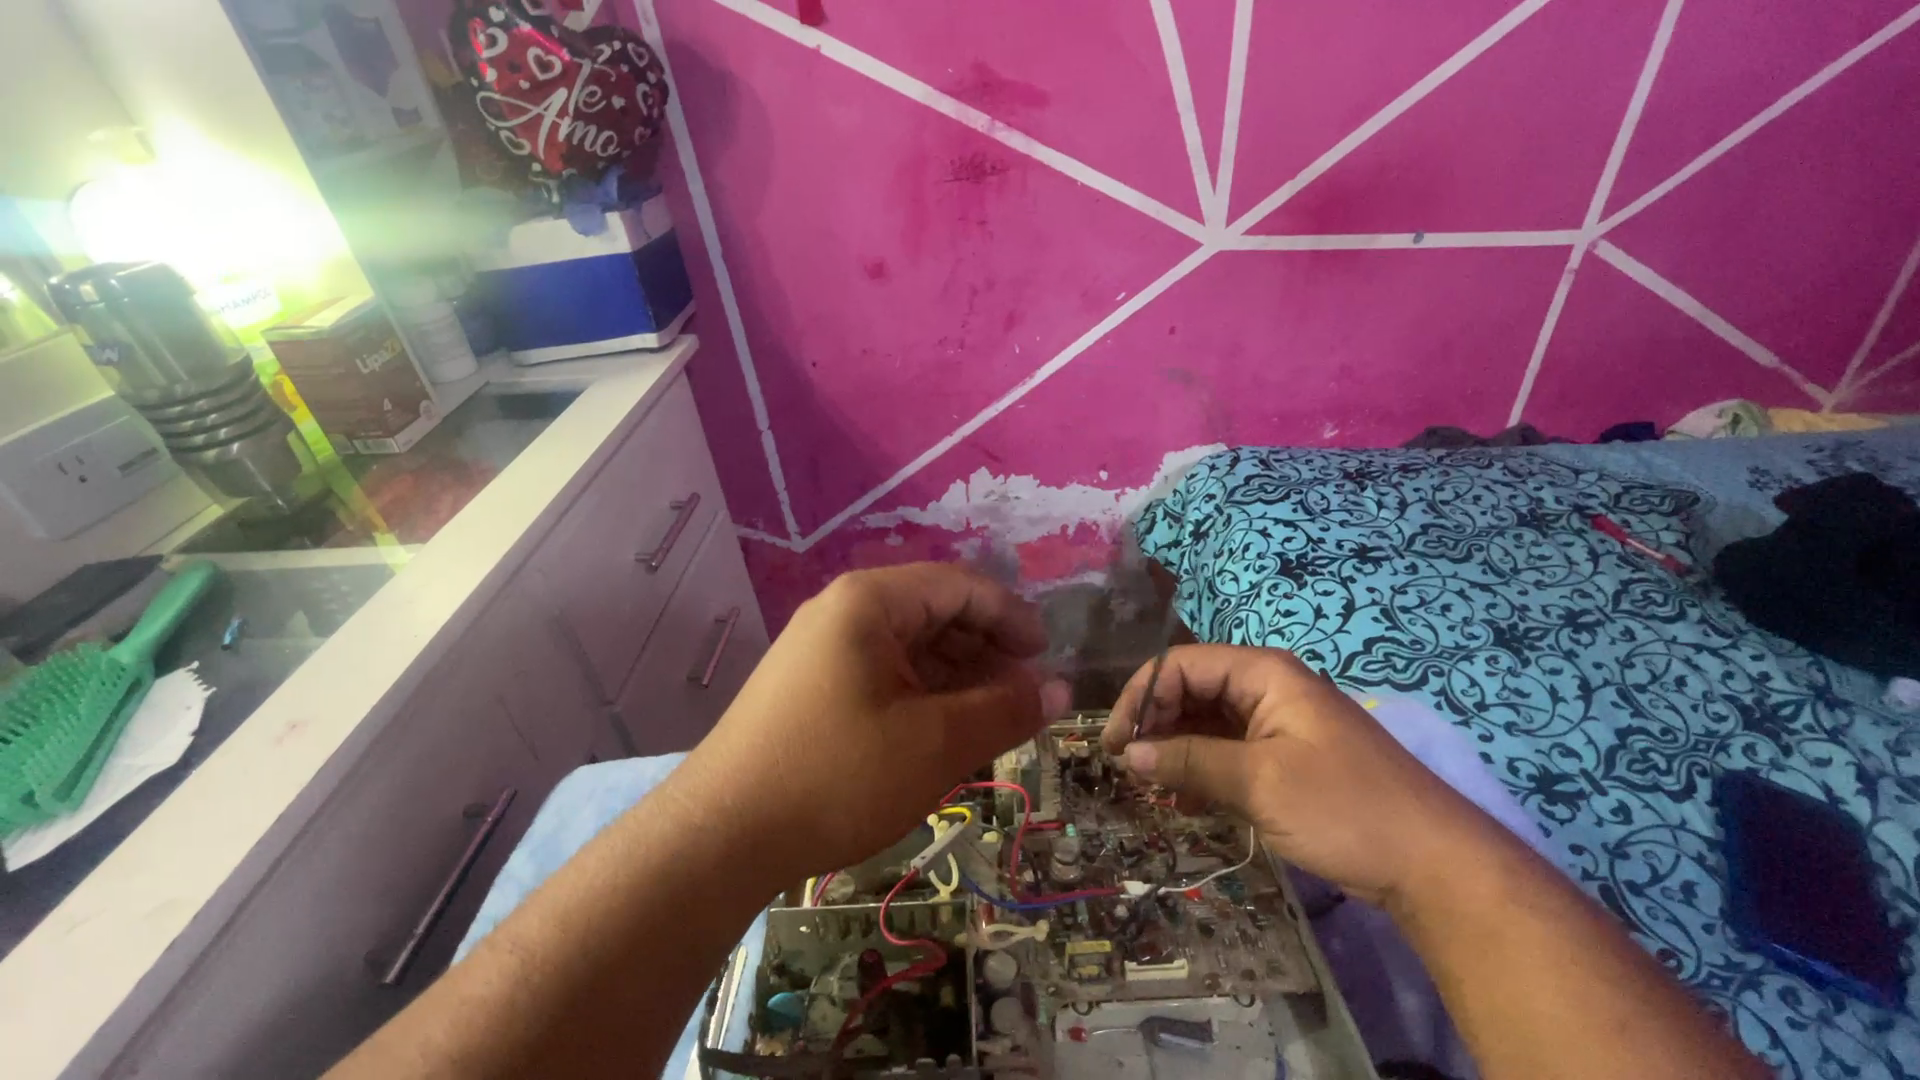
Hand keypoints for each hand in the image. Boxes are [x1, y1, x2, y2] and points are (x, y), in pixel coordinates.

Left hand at [686, 563, 1070, 880]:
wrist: (720, 837)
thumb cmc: (839, 775)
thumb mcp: (937, 743)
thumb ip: (1006, 709)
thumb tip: (1064, 689)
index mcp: (869, 602)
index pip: (960, 586)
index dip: (1012, 617)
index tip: (1048, 658)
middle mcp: (840, 613)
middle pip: (933, 614)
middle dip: (985, 652)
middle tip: (1023, 698)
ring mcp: (819, 653)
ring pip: (907, 650)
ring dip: (956, 680)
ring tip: (990, 722)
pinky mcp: (808, 691)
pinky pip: (881, 678)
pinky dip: (920, 699)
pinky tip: (941, 736)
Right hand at [1100, 645, 1507, 908]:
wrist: (1432, 864)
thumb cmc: (1343, 807)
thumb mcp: (1258, 781)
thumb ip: (1189, 760)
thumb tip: (1125, 752)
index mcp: (1265, 674)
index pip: (1182, 665)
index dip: (1141, 698)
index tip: (1112, 744)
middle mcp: (1269, 690)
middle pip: (1192, 691)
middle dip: (1155, 725)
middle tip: (1128, 769)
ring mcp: (1279, 726)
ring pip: (1207, 725)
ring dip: (1175, 752)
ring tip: (1153, 788)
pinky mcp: (1286, 762)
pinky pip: (1228, 754)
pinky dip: (1201, 772)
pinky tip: (1185, 802)